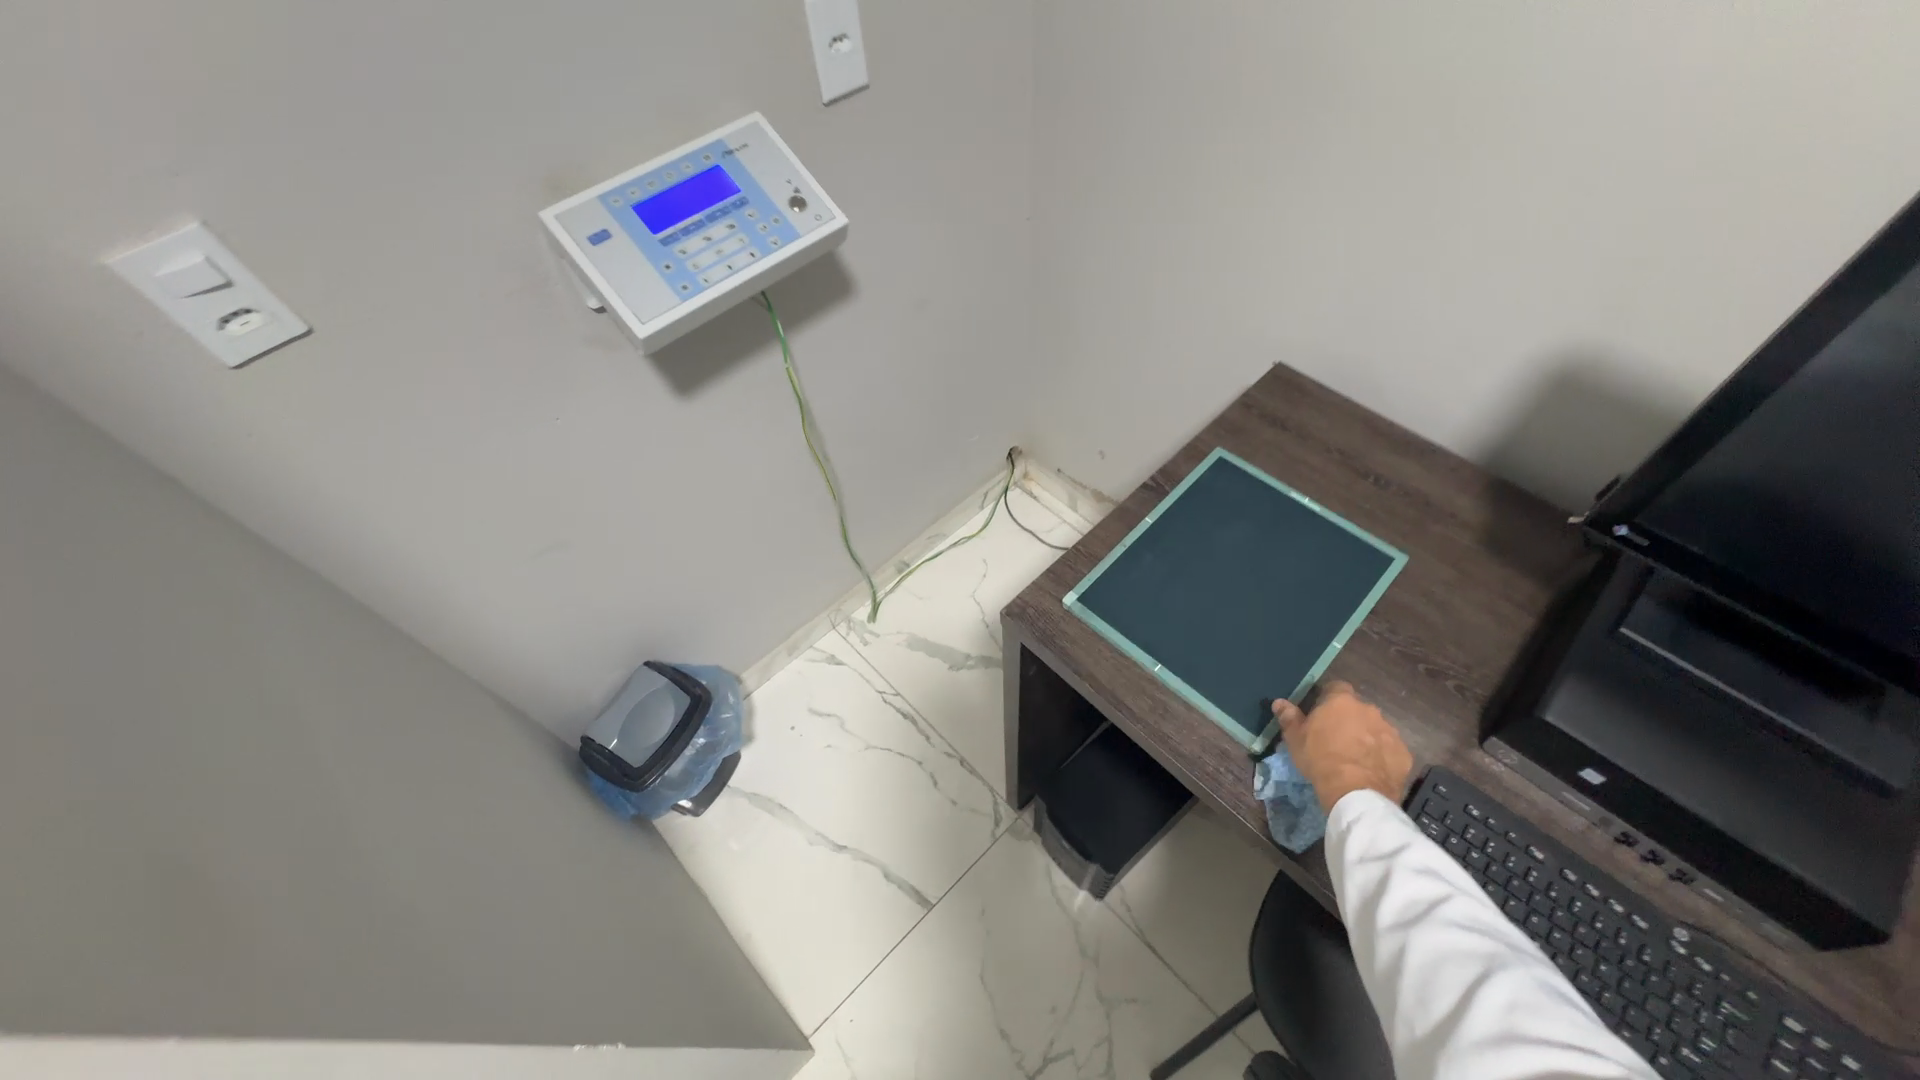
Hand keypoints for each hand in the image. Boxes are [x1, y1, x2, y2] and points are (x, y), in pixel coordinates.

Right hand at [1272, 681, 1413, 813]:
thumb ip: (1289, 717)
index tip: (1321, 712)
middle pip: (1357, 709)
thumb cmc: (1320, 758)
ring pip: (1375, 728)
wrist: (1355, 790)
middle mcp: (1369, 710)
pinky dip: (1381, 756)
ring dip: (1366, 737)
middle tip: (1336, 738)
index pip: (1336, 687)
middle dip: (1349, 720)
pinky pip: (1389, 749)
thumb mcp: (1295, 739)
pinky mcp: (1403, 753)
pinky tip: (1370, 770)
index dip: (1328, 698)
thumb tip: (1279, 702)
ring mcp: (1389, 731)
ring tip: (1354, 757)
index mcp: (1341, 702)